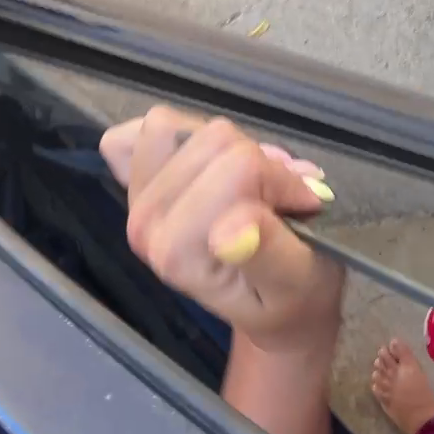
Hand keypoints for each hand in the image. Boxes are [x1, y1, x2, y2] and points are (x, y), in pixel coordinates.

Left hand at [100, 106, 342, 352]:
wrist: (273, 307)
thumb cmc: (293, 295)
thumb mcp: (299, 281)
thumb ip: (268, 254)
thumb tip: (232, 228)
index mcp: (179, 251)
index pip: (241, 166)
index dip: (280, 179)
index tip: (299, 208)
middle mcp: (145, 224)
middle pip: (212, 139)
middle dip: (257, 161)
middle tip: (275, 197)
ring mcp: (135, 199)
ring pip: (179, 126)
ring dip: (224, 146)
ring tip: (248, 182)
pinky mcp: (134, 180)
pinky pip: (139, 132)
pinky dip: (176, 135)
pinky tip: (205, 165)